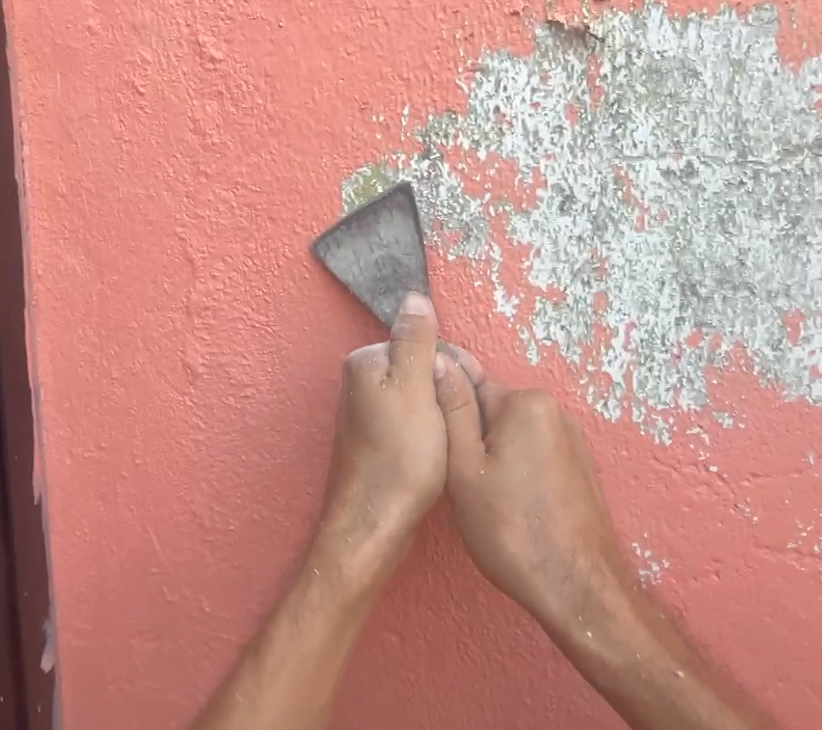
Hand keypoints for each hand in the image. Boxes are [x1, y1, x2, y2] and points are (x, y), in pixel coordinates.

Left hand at [312, 292, 448, 576]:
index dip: (451, 367)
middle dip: (445, 391)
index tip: (462, 395)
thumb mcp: (417, 388)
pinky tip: (434, 457)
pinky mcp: (376, 441)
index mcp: (366, 361)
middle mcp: (360, 382)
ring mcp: (366, 413)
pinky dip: (428, 436)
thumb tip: (414, 296)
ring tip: (446, 442)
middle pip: (422, 370)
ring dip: (439, 416)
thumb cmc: (400, 457)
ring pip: (421, 400)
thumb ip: (417, 340)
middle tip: (455, 423)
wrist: (375, 524)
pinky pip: (413, 424)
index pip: (423, 343)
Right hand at [432, 347, 630, 635]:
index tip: (439, 448)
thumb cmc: (512, 530)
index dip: (447, 418)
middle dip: (472, 440)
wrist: (578, 590)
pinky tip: (512, 507)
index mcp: (525, 402)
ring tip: (487, 500)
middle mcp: (554, 410)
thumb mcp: (465, 467)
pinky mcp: (579, 466)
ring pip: (511, 436)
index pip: (468, 387)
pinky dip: (518, 472)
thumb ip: (452, 408)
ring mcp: (571, 439)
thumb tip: (439, 359)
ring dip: (494, 458)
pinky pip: (533, 454)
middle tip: (462, 482)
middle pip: (491, 411)